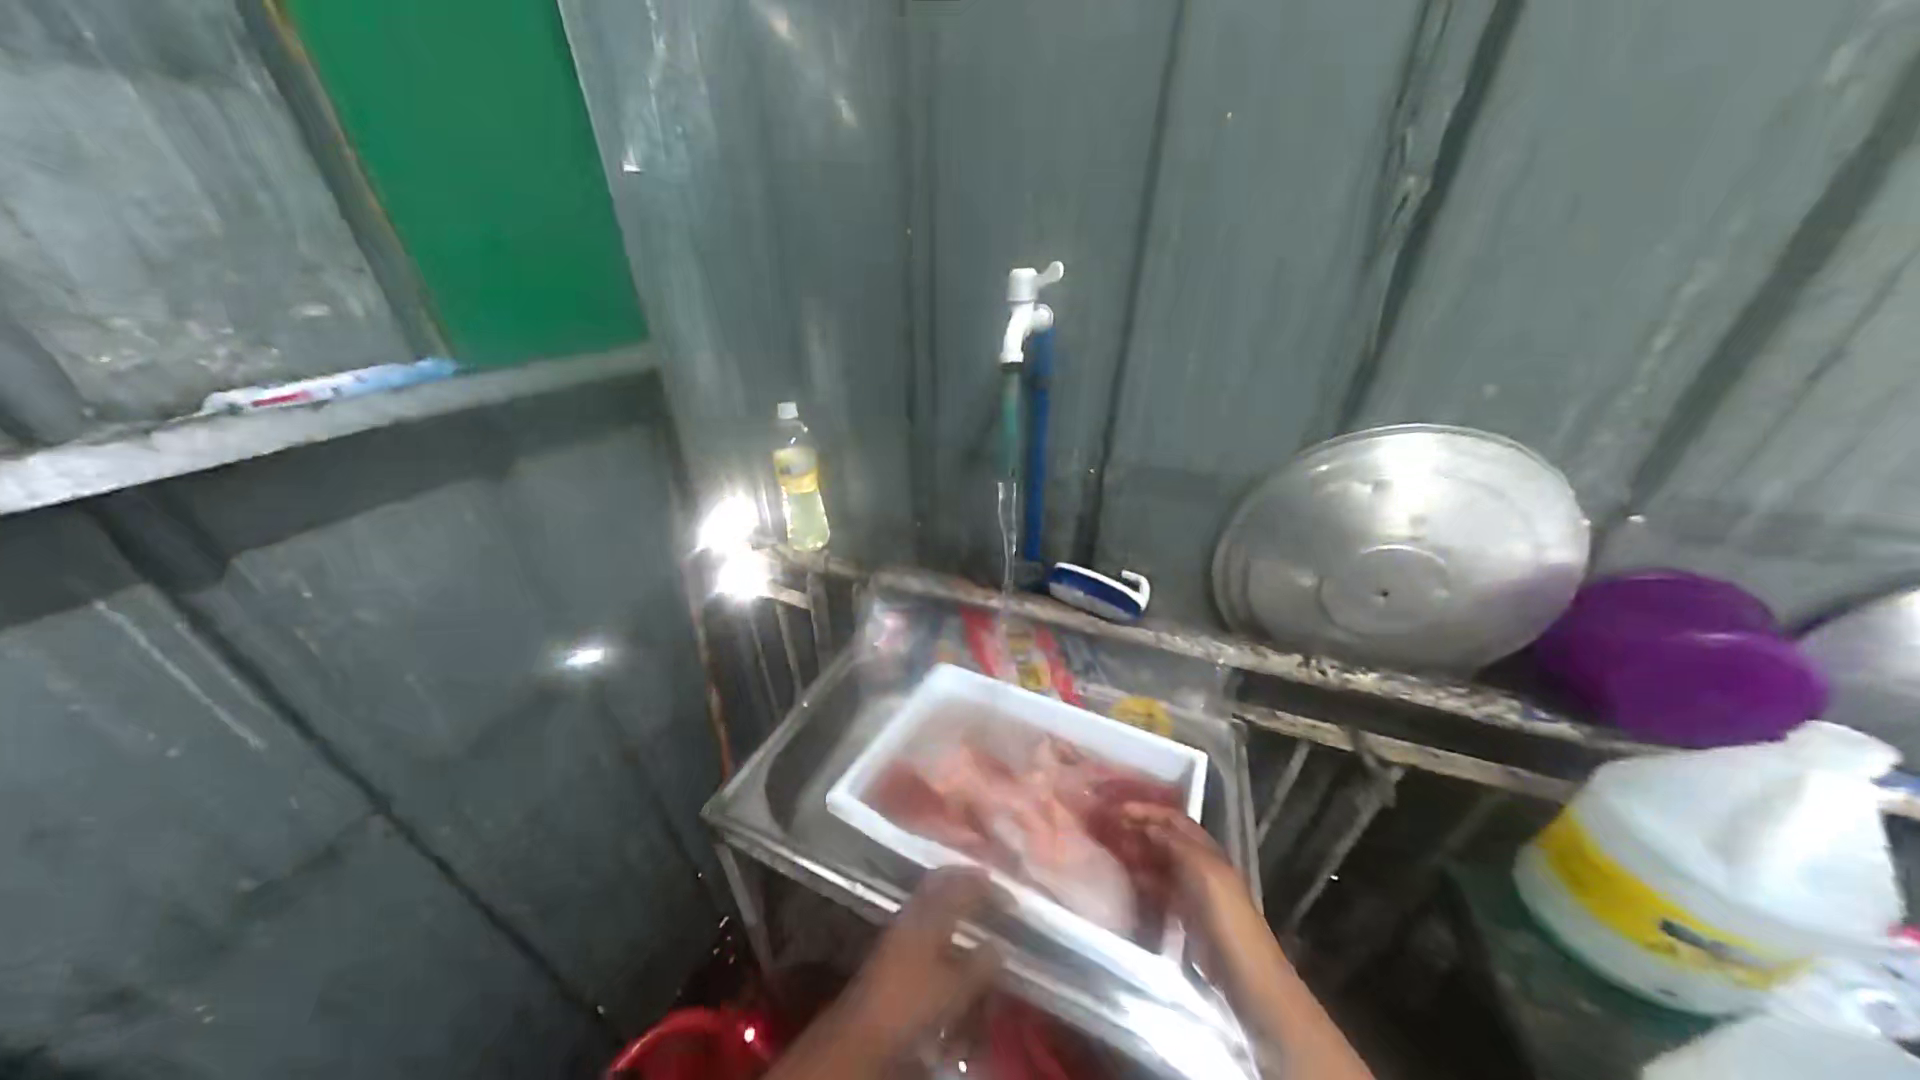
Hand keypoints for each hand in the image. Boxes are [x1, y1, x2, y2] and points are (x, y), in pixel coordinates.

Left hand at [837, 868, 1001, 1060]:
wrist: (864, 1028)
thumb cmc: (914, 1002)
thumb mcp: (957, 987)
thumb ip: (982, 963)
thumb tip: (998, 946)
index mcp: (931, 912)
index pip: (964, 886)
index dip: (988, 889)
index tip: (1010, 898)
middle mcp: (914, 910)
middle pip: (941, 881)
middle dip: (965, 878)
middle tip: (988, 883)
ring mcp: (900, 924)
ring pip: (929, 894)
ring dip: (951, 891)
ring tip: (972, 900)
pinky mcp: (893, 941)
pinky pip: (923, 910)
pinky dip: (940, 909)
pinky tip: (949, 926)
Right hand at [1120, 802, 1261, 950]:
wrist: (1241, 970)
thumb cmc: (1223, 913)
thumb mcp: (1202, 869)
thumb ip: (1175, 844)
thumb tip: (1147, 825)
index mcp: (1207, 849)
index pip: (1174, 820)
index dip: (1148, 810)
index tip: (1118, 809)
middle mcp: (1198, 864)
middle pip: (1165, 839)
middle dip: (1139, 828)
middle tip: (1108, 826)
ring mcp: (1191, 890)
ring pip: (1159, 862)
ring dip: (1137, 852)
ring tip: (1110, 848)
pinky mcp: (1183, 914)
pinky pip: (1158, 888)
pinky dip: (1141, 879)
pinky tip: (1124, 878)